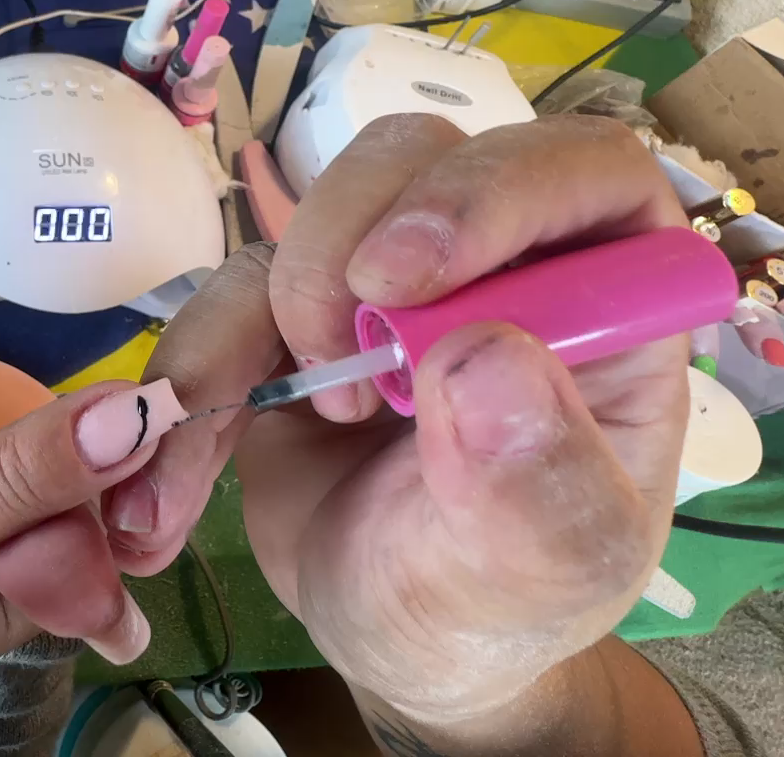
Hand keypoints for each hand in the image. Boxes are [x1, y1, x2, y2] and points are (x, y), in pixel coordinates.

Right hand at [110, 114, 691, 723]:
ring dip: (264, 315)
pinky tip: (189, 450)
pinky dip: (196, 359)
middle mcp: (482, 266)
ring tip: (284, 424)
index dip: (486, 191)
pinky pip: (225, 291)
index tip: (398, 282)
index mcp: (594, 305)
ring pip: (302, 218)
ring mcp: (373, 282)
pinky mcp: (285, 309)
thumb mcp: (536, 574)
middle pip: (408, 158)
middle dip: (342, 245)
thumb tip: (486, 358)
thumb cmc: (481, 600)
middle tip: (330, 360)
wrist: (377, 625)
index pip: (572, 172)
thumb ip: (539, 486)